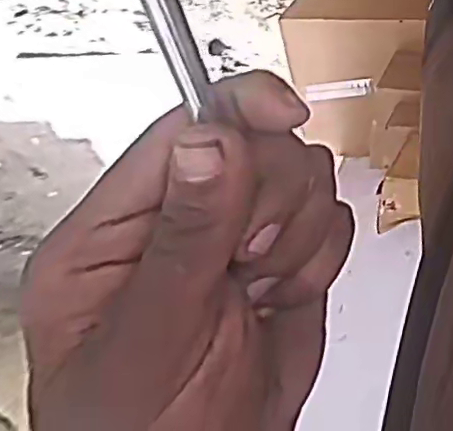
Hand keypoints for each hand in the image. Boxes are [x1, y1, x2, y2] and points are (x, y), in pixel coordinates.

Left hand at [23, 72, 352, 430]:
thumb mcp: (150, 344)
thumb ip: (184, 239)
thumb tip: (208, 141)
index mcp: (118, 228)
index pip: (188, 124)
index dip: (243, 108)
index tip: (285, 114)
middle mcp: (183, 213)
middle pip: (262, 140)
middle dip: (272, 201)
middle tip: (247, 260)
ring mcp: (240, 228)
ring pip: (306, 170)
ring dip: (298, 233)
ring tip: (260, 286)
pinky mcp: (289, 245)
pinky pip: (334, 211)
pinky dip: (321, 256)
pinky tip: (283, 293)